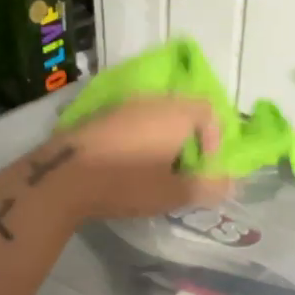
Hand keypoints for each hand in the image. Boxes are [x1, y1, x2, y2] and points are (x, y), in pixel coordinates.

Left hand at [20, 97, 232, 221]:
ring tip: (155, 173)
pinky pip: (132, 124)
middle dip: (189, 142)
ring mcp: (122, 106)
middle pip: (182, 112)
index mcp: (176, 113)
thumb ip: (207, 188)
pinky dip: (139, 141)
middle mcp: (151, 101)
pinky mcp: (98, 117)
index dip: (215, 138)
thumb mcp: (173, 194)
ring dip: (162, 142)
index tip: (206, 166)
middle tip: (183, 173)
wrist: (62, 177)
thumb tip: (231, 184)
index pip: (209, 110)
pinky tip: (127, 168)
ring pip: (155, 118)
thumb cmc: (126, 182)